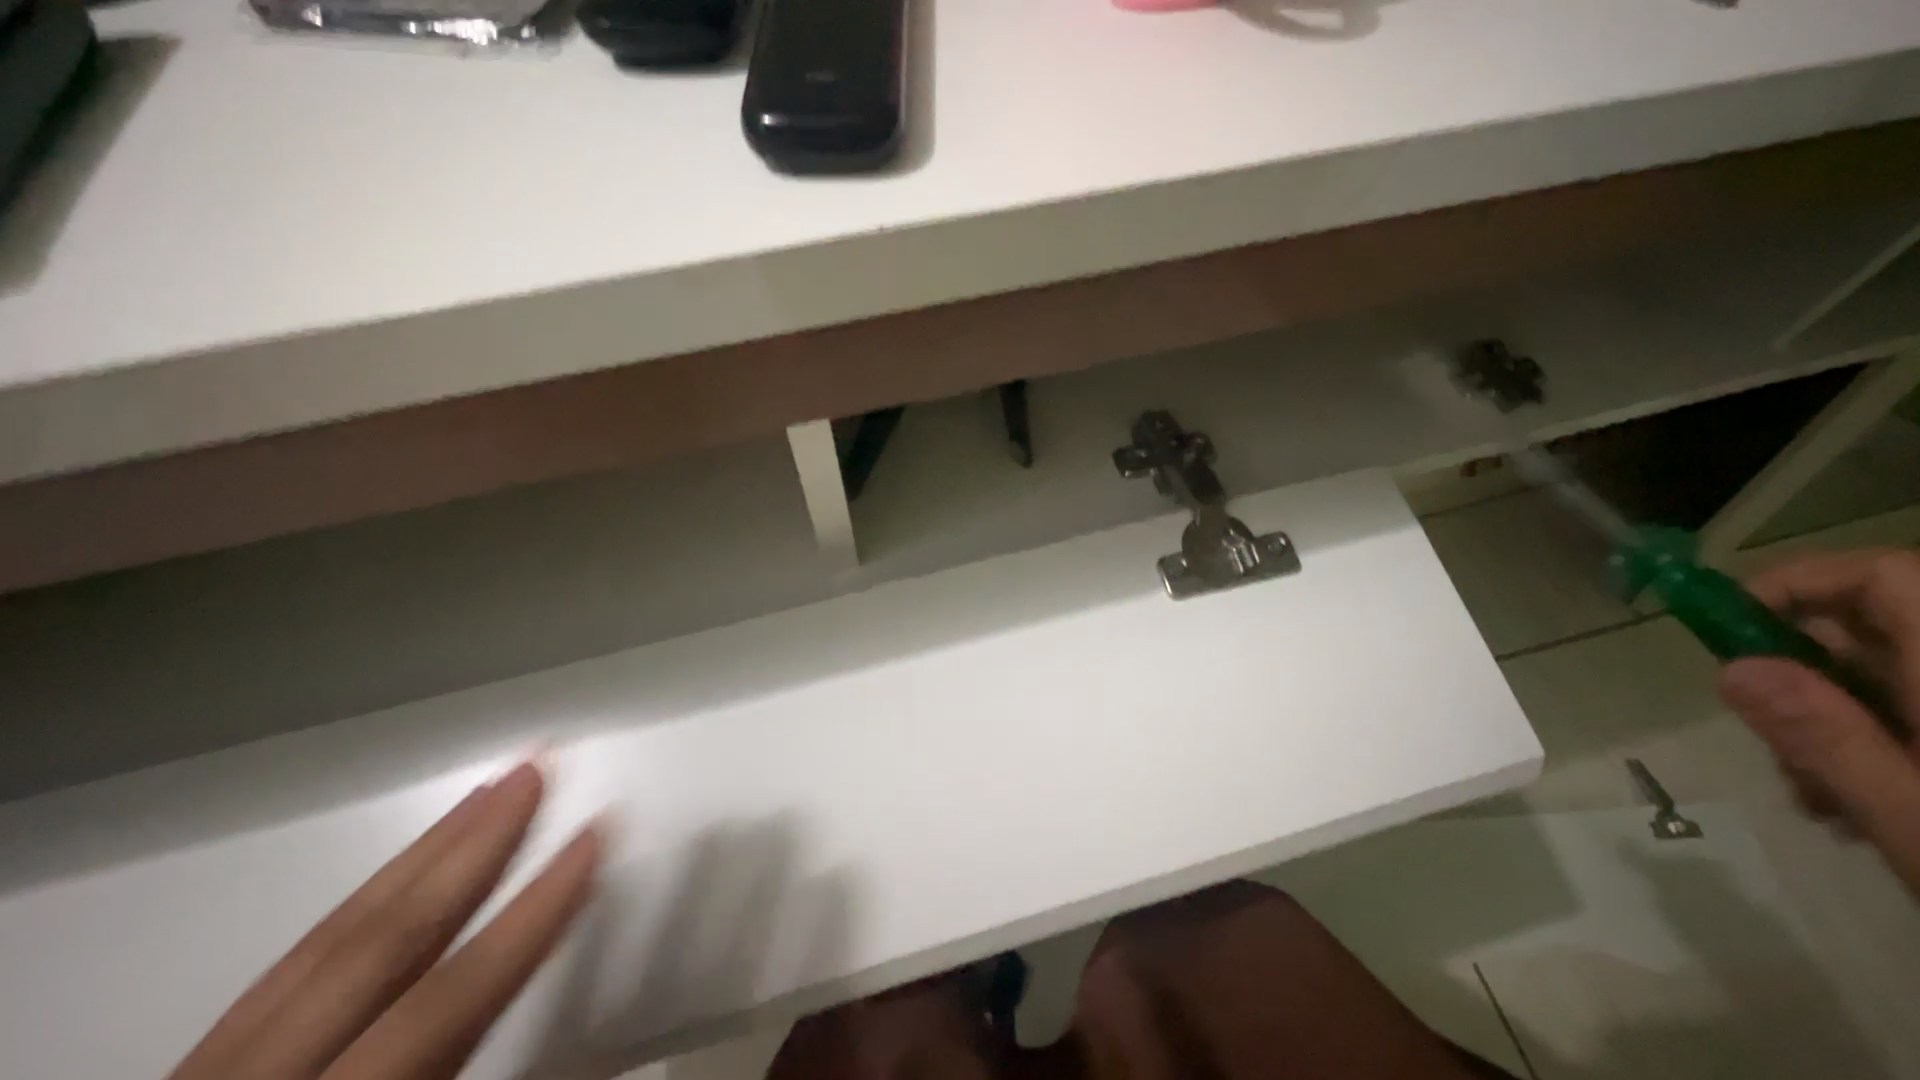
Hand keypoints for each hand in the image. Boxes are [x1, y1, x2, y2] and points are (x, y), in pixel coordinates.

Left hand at [168, 758, 602, 1079]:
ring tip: (491, 790)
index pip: (446, 1005)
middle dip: (472, 847)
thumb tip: (600, 1055)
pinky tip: (405, 872)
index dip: (530, 918)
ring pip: (329, 935)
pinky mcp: (198, 1062)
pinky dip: (362, 901)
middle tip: (540, 764)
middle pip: (378, 944)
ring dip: (424, 854)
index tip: (595, 837)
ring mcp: (210, 1069)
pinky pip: (292, 961)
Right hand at [1717, 549, 1919, 891]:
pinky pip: (1919, 716)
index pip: (1886, 579)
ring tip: (1812, 794)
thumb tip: (1734, 670)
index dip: (1801, 582)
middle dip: (1804, 672)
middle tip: (1765, 735)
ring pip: (1897, 677)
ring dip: (1834, 719)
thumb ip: (1826, 739)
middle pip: (1885, 627)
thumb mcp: (1917, 822)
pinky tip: (1855, 803)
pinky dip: (1878, 745)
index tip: (1725, 623)